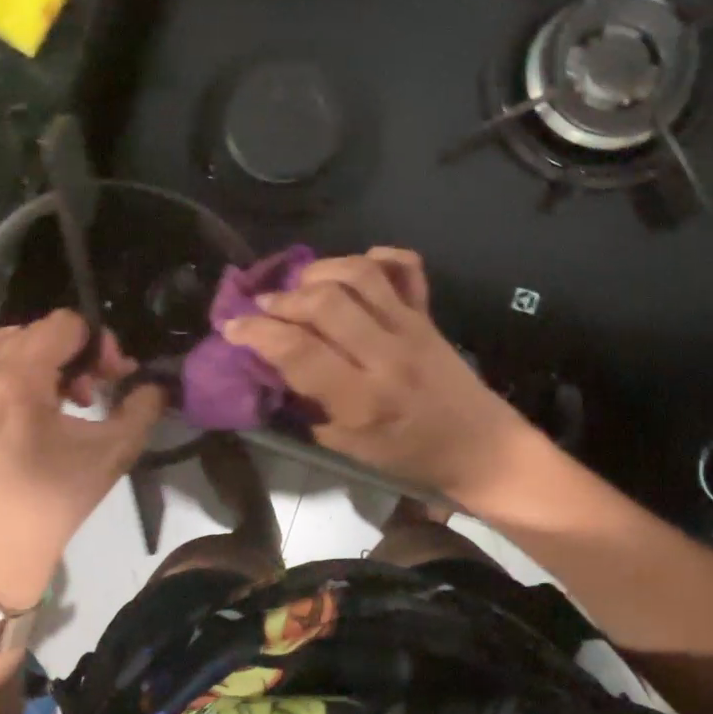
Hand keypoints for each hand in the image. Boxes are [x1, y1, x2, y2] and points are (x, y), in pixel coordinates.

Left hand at [0, 310, 163, 607]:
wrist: (5, 543)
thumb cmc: (60, 499)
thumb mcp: (113, 451)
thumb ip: (143, 405)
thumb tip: (152, 381)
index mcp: (15, 385)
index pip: (63, 326)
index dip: (96, 345)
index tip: (109, 377)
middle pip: (34, 333)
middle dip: (71, 354)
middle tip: (87, 392)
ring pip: (2, 341)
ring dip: (34, 353)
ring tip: (51, 387)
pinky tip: (6, 365)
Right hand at [220, 248, 548, 512]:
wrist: (480, 449)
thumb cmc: (407, 456)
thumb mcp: (347, 446)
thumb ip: (307, 405)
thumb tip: (267, 367)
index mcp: (362, 399)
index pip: (299, 350)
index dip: (256, 332)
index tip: (232, 327)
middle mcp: (386, 355)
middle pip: (324, 302)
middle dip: (282, 299)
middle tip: (263, 306)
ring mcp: (411, 328)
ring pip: (359, 276)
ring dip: (320, 271)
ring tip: (300, 284)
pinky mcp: (428, 314)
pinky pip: (406, 268)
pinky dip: (377, 257)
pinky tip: (353, 268)